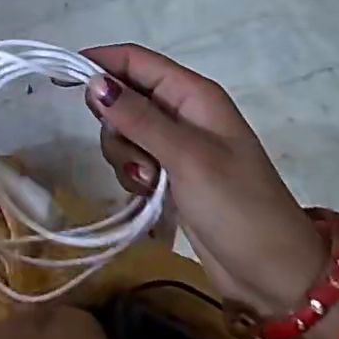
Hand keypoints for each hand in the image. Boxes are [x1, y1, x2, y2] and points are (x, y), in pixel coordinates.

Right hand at [83, 44, 326, 318]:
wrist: (276, 277)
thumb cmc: (239, 207)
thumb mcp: (187, 157)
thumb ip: (138, 118)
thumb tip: (93, 81)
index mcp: (193, 94)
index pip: (136, 60)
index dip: (100, 62)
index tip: (62, 77)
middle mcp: (181, 112)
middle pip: (124, 95)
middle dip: (115, 123)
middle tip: (131, 153)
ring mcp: (176, 144)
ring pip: (123, 130)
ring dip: (124, 154)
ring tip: (148, 183)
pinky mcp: (170, 174)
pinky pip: (133, 158)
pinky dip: (131, 174)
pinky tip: (149, 196)